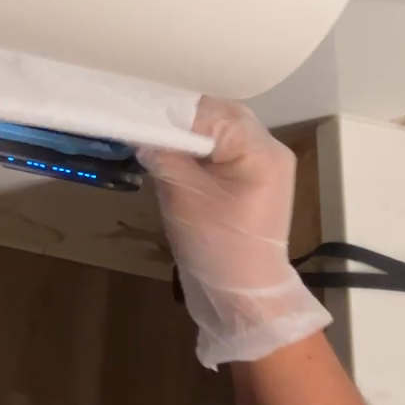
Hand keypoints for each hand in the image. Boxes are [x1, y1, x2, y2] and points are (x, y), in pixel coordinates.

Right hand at [143, 97, 329, 368]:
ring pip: (220, 126)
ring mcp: (264, 162)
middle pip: (218, 113)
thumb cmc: (215, 245)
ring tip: (155, 135)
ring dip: (188, 128)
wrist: (243, 294)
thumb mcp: (181, 194)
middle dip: (180, 116)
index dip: (170, 110)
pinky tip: (174, 150)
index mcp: (259, 151)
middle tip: (144, 122)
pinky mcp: (253, 174)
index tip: (135, 113)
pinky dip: (197, 142)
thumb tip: (139, 128)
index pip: (209, 111)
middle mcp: (269, 148)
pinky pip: (223, 144)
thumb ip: (162, 153)